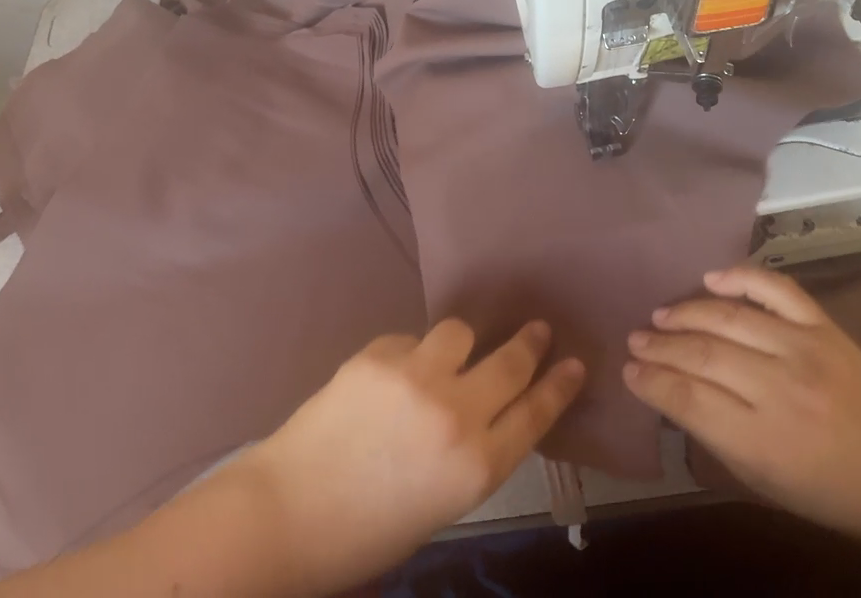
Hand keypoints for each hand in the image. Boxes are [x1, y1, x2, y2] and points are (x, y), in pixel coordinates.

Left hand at [237, 319, 584, 592]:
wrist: (286, 513)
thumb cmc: (367, 532)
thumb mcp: (442, 504)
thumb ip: (471, 456)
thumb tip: (480, 413)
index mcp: (478, 467)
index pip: (536, 414)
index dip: (559, 386)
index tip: (574, 363)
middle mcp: (457, 414)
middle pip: (510, 364)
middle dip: (530, 343)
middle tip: (538, 329)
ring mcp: (416, 378)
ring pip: (459, 333)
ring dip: (460, 344)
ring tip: (448, 354)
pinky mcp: (376, 357)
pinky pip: (408, 340)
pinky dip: (407, 353)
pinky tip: (390, 375)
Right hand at [623, 262, 860, 544]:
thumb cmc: (826, 489)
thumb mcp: (760, 479)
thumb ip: (712, 433)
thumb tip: (666, 389)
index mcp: (762, 439)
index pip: (687, 398)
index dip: (650, 380)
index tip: (628, 369)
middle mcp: (780, 389)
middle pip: (702, 354)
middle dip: (659, 345)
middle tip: (634, 339)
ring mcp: (804, 351)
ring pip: (728, 317)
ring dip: (685, 313)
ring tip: (660, 316)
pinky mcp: (824, 328)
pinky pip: (777, 290)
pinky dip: (741, 277)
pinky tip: (710, 278)